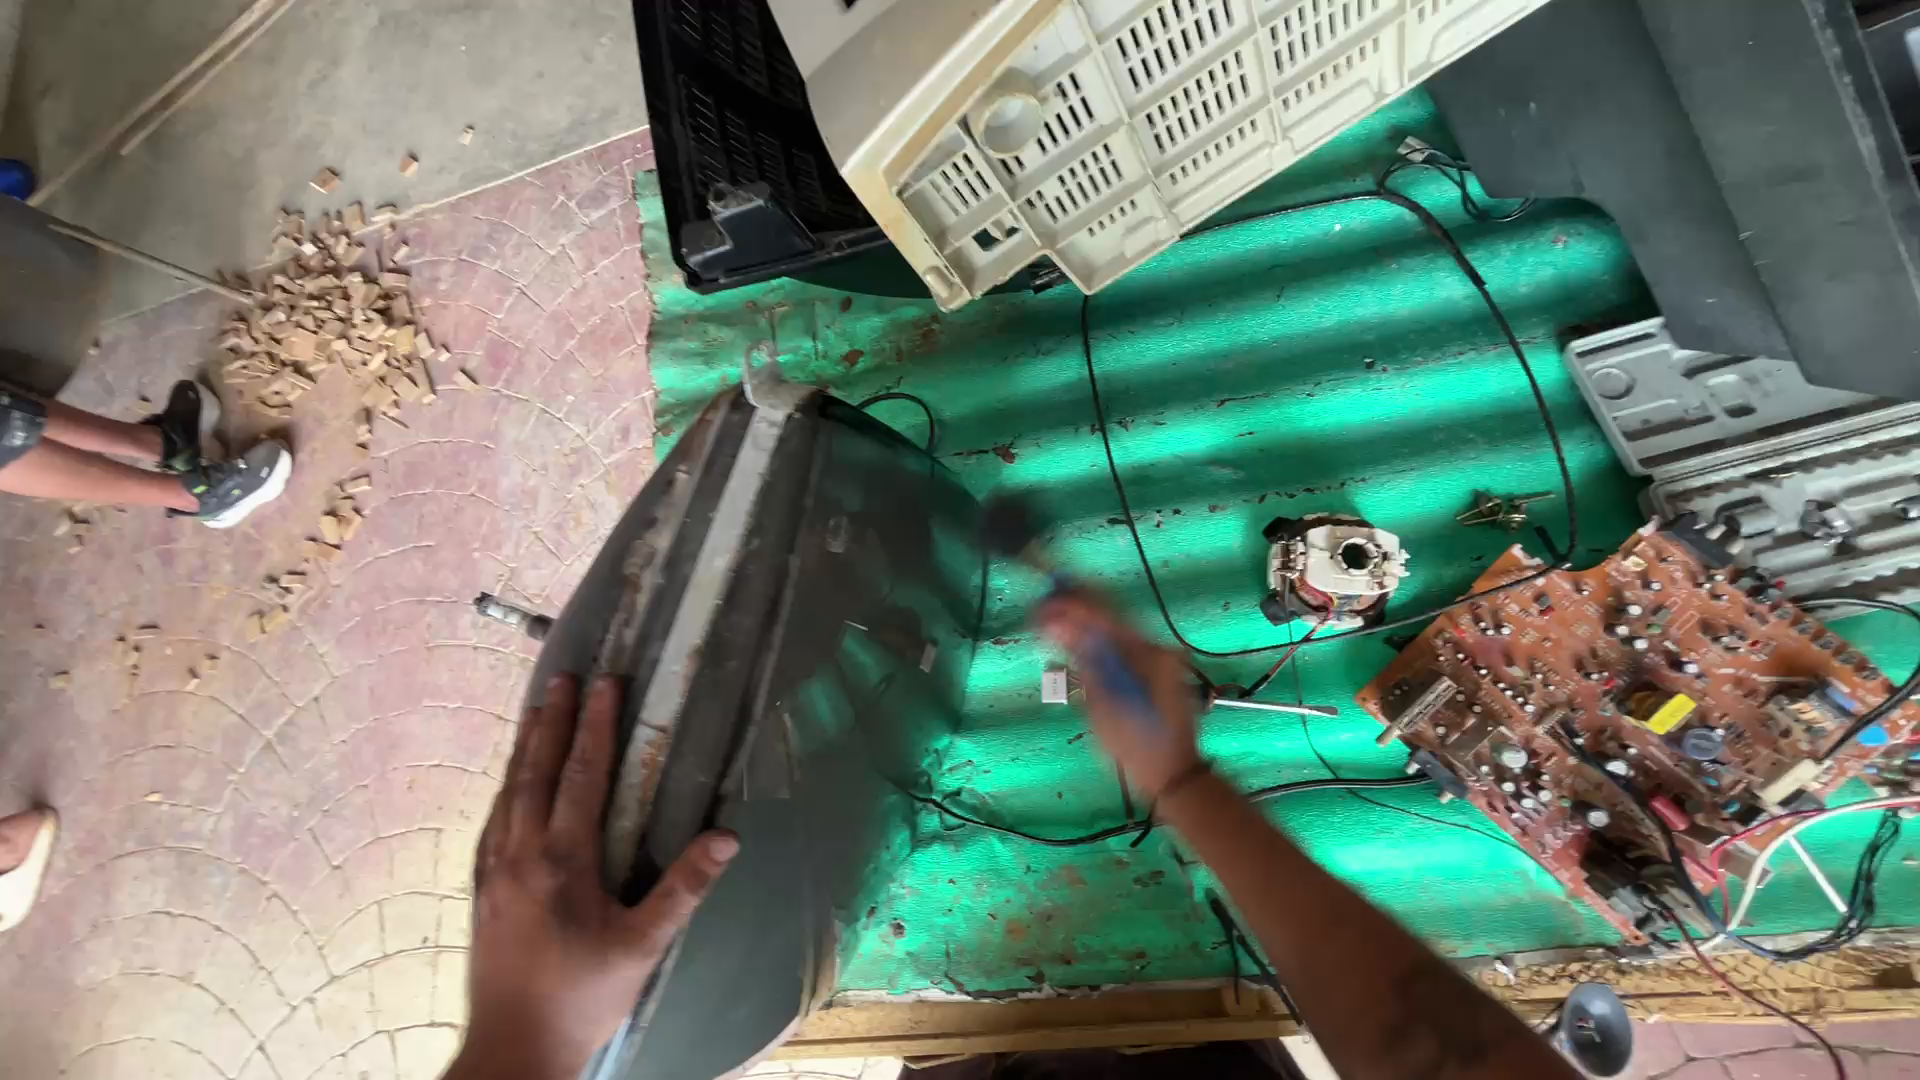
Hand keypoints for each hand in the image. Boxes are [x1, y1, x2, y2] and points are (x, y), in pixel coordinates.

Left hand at [450, 674, 739, 1079]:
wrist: (510, 1054)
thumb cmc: (583, 996)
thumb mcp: (643, 945)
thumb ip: (684, 888)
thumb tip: (728, 836)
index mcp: (561, 861)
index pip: (582, 777)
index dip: (597, 727)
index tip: (607, 683)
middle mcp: (520, 854)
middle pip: (536, 772)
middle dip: (553, 721)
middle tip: (564, 677)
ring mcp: (494, 870)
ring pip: (509, 791)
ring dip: (527, 745)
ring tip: (538, 708)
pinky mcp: (482, 887)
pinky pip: (495, 817)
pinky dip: (508, 783)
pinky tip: (513, 778)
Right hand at [1036, 591, 1202, 796]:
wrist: (1174, 774)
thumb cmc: (1136, 745)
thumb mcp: (1102, 704)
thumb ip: (1083, 659)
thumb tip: (1057, 624)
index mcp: (1148, 653)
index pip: (1105, 615)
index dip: (1072, 604)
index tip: (1044, 600)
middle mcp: (1158, 646)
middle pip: (1112, 615)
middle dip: (1077, 607)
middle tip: (1044, 604)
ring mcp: (1160, 656)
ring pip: (1116, 627)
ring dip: (1085, 622)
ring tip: (1053, 618)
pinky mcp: (1157, 667)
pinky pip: (1123, 643)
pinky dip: (1098, 640)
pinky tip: (1077, 639)